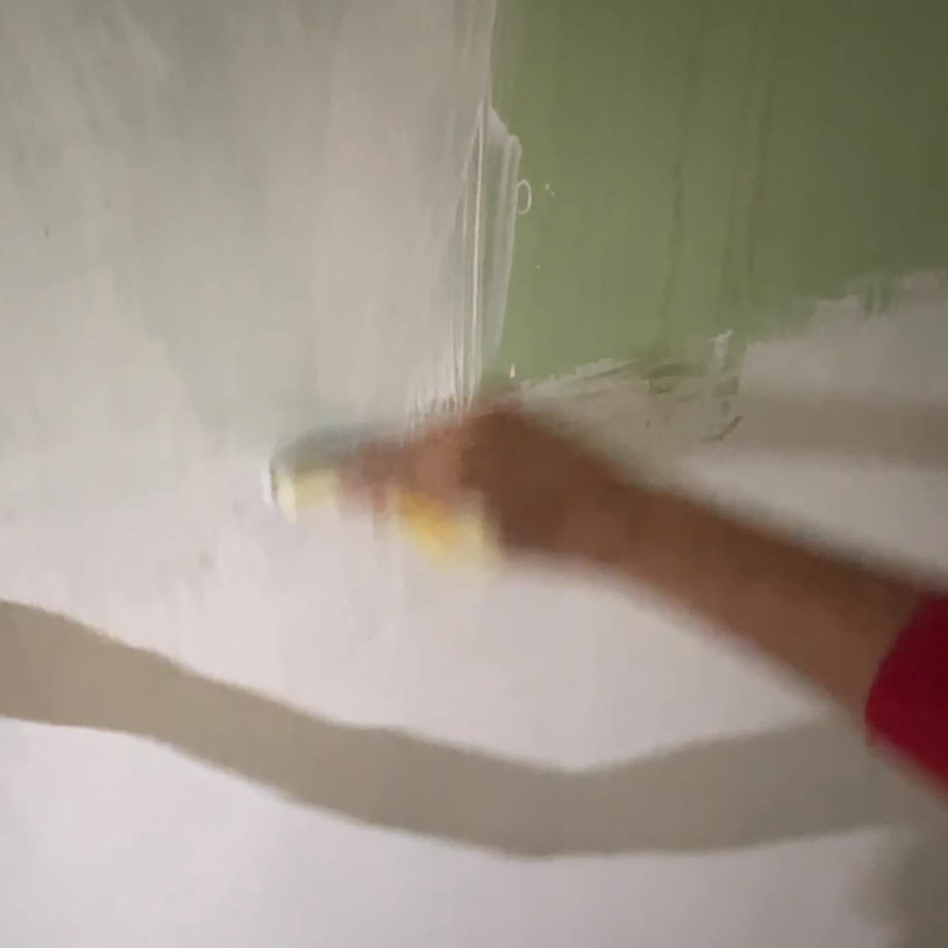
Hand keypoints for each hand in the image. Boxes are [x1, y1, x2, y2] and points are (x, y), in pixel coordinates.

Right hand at [344, 403, 651, 561]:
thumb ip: (421, 512)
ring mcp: (492, 412)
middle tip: (385, 483)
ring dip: (428, 450)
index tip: (334, 479)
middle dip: (396, 461)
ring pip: (439, 429)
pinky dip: (458, 440)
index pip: (388, 464)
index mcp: (452, 464)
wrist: (612, 513)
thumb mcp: (476, 537)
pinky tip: (470, 461)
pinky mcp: (512, 407)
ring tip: (436, 477)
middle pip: (411, 441)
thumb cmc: (544, 540)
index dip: (359, 473)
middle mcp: (466, 427)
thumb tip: (378, 502)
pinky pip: (467, 422)